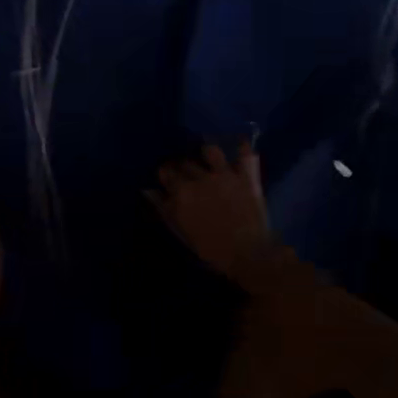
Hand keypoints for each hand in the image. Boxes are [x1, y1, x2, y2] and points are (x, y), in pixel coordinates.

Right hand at [150, 142, 282, 285]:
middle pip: (185, 163)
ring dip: (207, 153)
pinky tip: (241, 143)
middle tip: (186, 174)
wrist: (247, 254)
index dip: (166, 175)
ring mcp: (224, 175)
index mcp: (182, 192)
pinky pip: (245, 155)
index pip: (166, 173)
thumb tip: (150, 192)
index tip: (167, 179)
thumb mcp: (182, 232)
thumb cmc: (211, 249)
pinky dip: (242, 148)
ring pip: (210, 151)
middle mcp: (200, 178)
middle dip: (183, 166)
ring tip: (209, 158)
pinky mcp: (245, 177)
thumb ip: (165, 209)